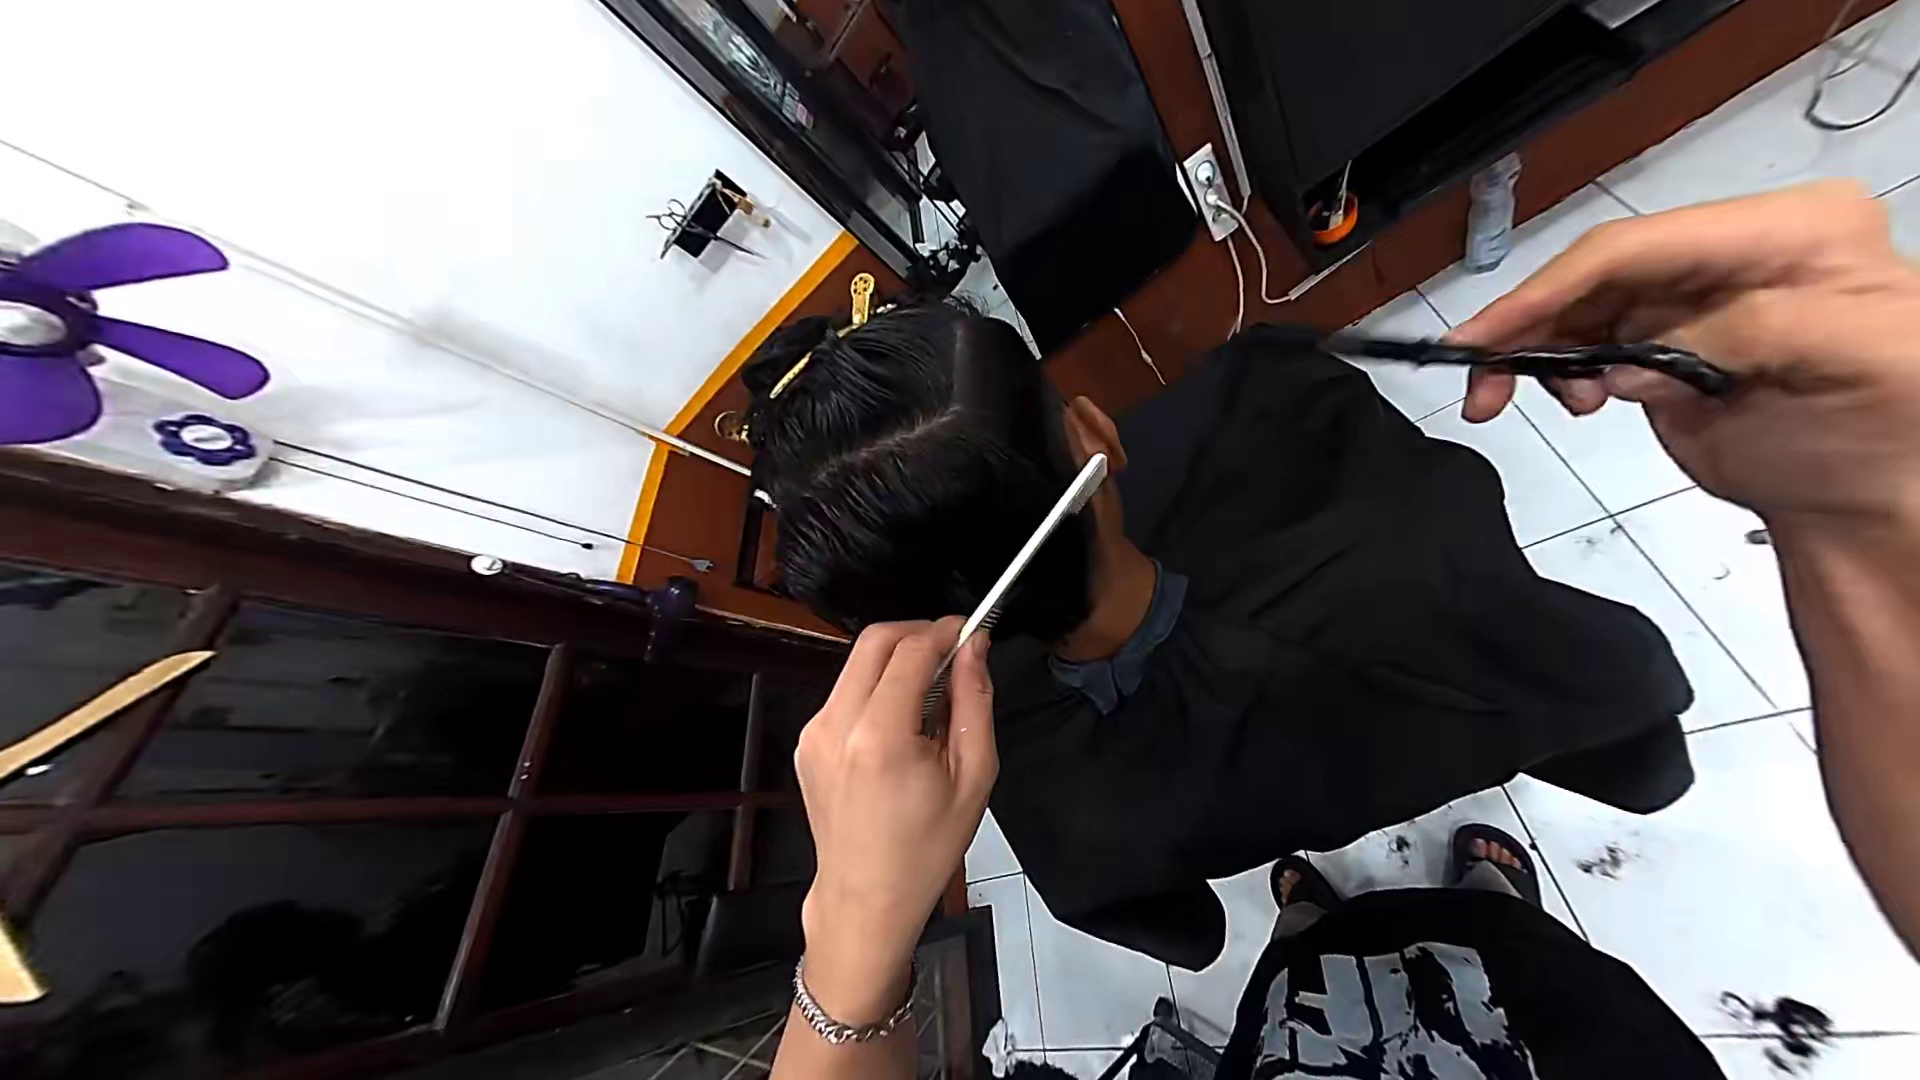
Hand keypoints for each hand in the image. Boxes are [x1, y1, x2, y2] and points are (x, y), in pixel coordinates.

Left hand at [794, 617, 996, 1023]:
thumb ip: (974, 700)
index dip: (945, 631)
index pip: (911, 650)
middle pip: (875, 641)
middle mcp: (835, 724)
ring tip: (931, 694)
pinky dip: (878, 686)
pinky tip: (902, 720)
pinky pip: (847, 690)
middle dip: (917, 633)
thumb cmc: (927, 847)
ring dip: (898, 659)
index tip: (970, 629)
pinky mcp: (807, 739)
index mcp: (879, 737)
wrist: (865, 900)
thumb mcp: (973, 775)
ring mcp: (814, 731)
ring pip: (858, 662)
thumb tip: (974, 646)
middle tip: (951, 650)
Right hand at [1449, 181, 1919, 530]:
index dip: (1541, 294)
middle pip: (1582, 278)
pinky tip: (1568, 400)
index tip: (1475, 344)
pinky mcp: (1647, 335)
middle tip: (1478, 387)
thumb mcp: (1853, 362)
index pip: (1630, 248)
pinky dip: (1542, 371)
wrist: (1856, 487)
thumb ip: (1752, 332)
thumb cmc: (1877, 428)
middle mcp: (1726, 252)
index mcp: (1787, 235)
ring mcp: (1682, 295)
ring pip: (1563, 310)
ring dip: (1523, 357)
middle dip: (1519, 331)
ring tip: (1508, 403)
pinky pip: (1568, 339)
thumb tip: (1636, 360)